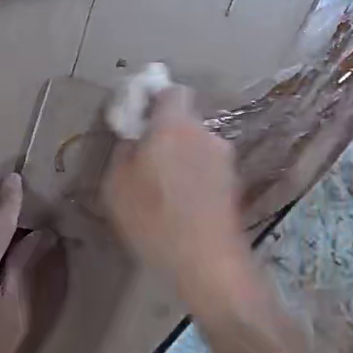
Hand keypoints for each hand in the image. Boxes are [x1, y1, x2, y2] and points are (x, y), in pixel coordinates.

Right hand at [102, 85, 249, 308]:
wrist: (207, 260)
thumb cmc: (154, 220)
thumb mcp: (117, 186)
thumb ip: (124, 149)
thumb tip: (133, 136)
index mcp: (174, 125)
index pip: (172, 91)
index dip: (157, 101)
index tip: (142, 120)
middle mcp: (204, 131)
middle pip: (185, 120)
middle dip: (168, 134)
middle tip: (150, 162)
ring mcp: (224, 155)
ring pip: (198, 144)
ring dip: (184, 156)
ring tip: (168, 190)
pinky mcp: (235, 179)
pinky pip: (209, 166)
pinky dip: (197, 176)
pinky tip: (186, 204)